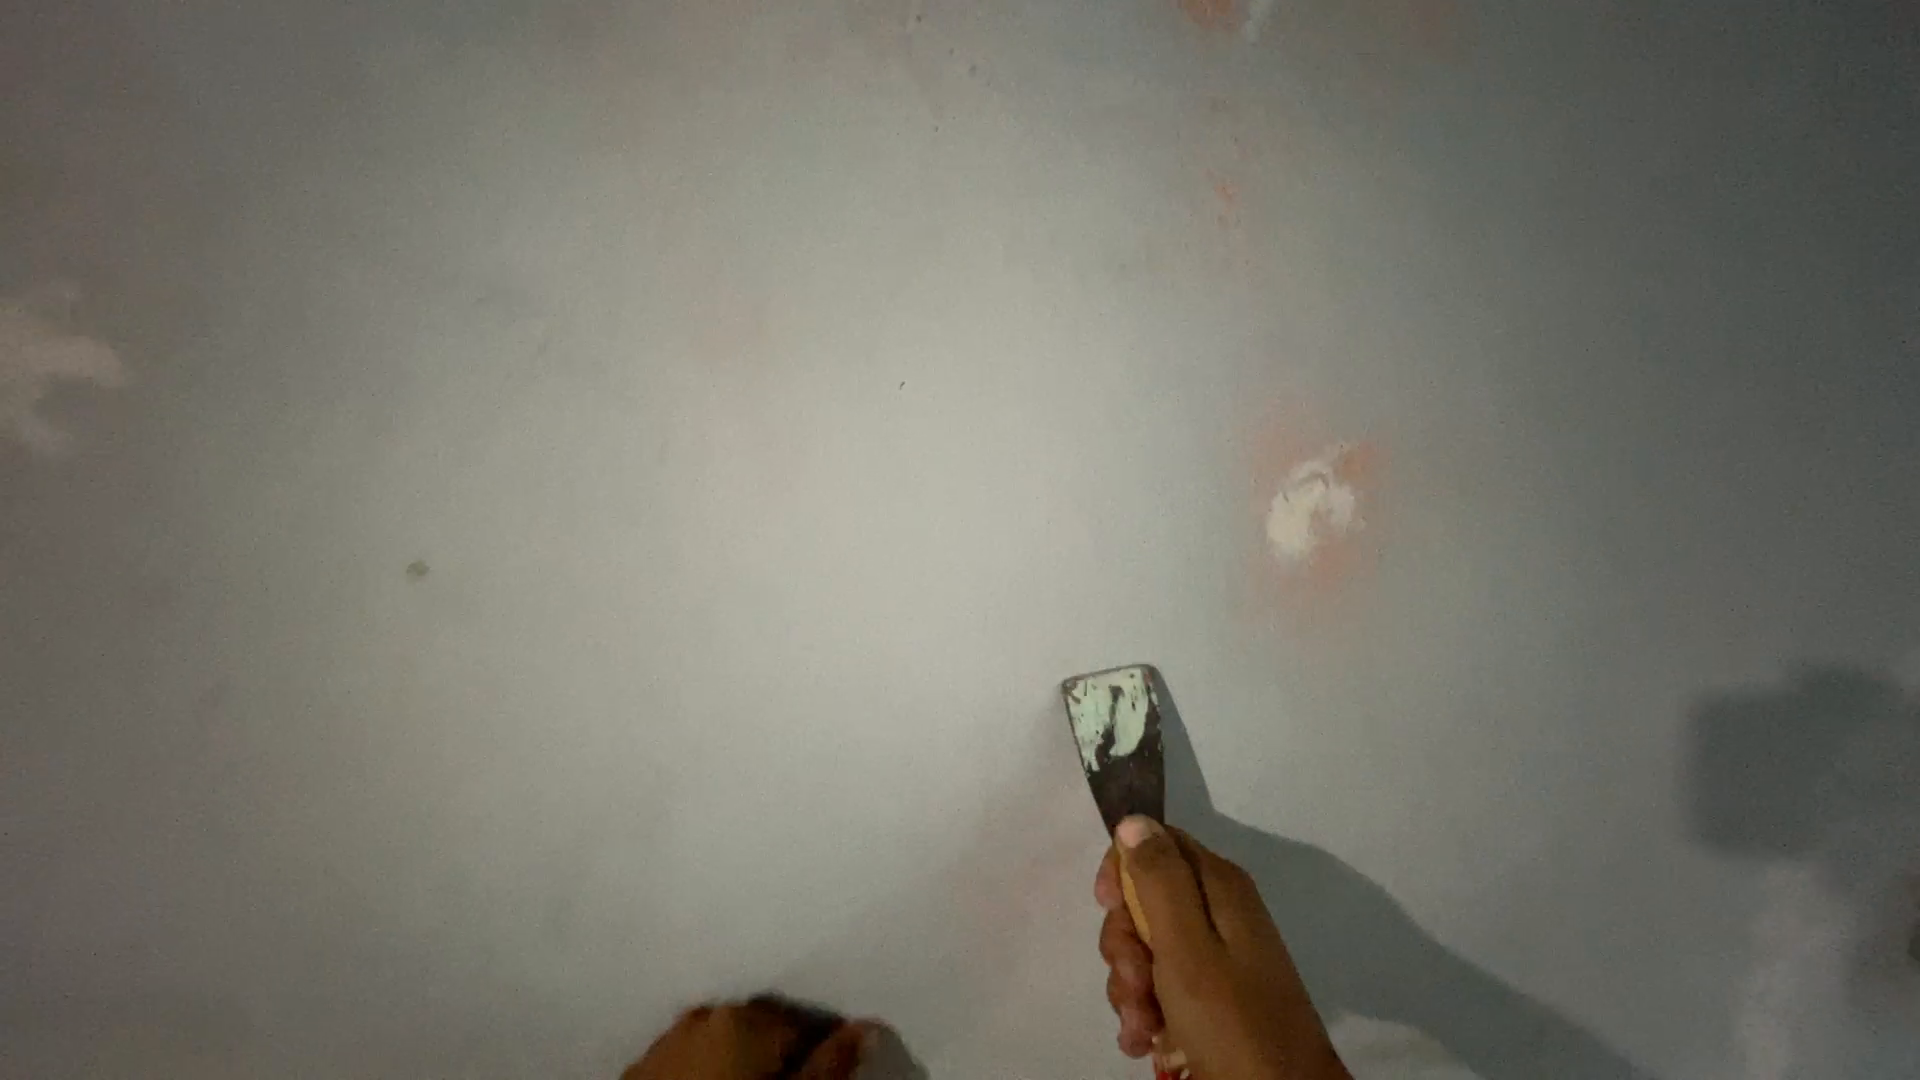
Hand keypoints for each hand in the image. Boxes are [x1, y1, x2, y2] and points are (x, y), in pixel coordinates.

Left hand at [622, 996, 870, 1079]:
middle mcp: (706, 1014)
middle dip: (775, 1052)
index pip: (802, 1022)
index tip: (819, 1074)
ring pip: (719, 1039)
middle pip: (759, 1026)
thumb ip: (831, 1065)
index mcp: (746, 1019)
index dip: (816, 1051)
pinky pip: (684, 1059)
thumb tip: (868, 1026)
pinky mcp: (637, 1070)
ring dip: (736, 1060)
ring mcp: (666, 1039)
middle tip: (783, 1079)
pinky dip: (701, 1071)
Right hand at [1096, 816, 1351, 1079]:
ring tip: (1143, 1025)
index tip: (1107, 906)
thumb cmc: (1231, 1020)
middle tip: (1134, 980)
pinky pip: (1159, 984)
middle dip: (1124, 941)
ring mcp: (1214, 956)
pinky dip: (1144, 1010)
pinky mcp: (1209, 996)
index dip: (1122, 869)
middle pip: (1143, 898)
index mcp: (1217, 884)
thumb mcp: (1186, 944)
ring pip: (1145, 946)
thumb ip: (1158, 878)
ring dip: (1130, 984)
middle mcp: (1216, 911)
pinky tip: (1145, 1040)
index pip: (1155, 841)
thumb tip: (1134, 819)